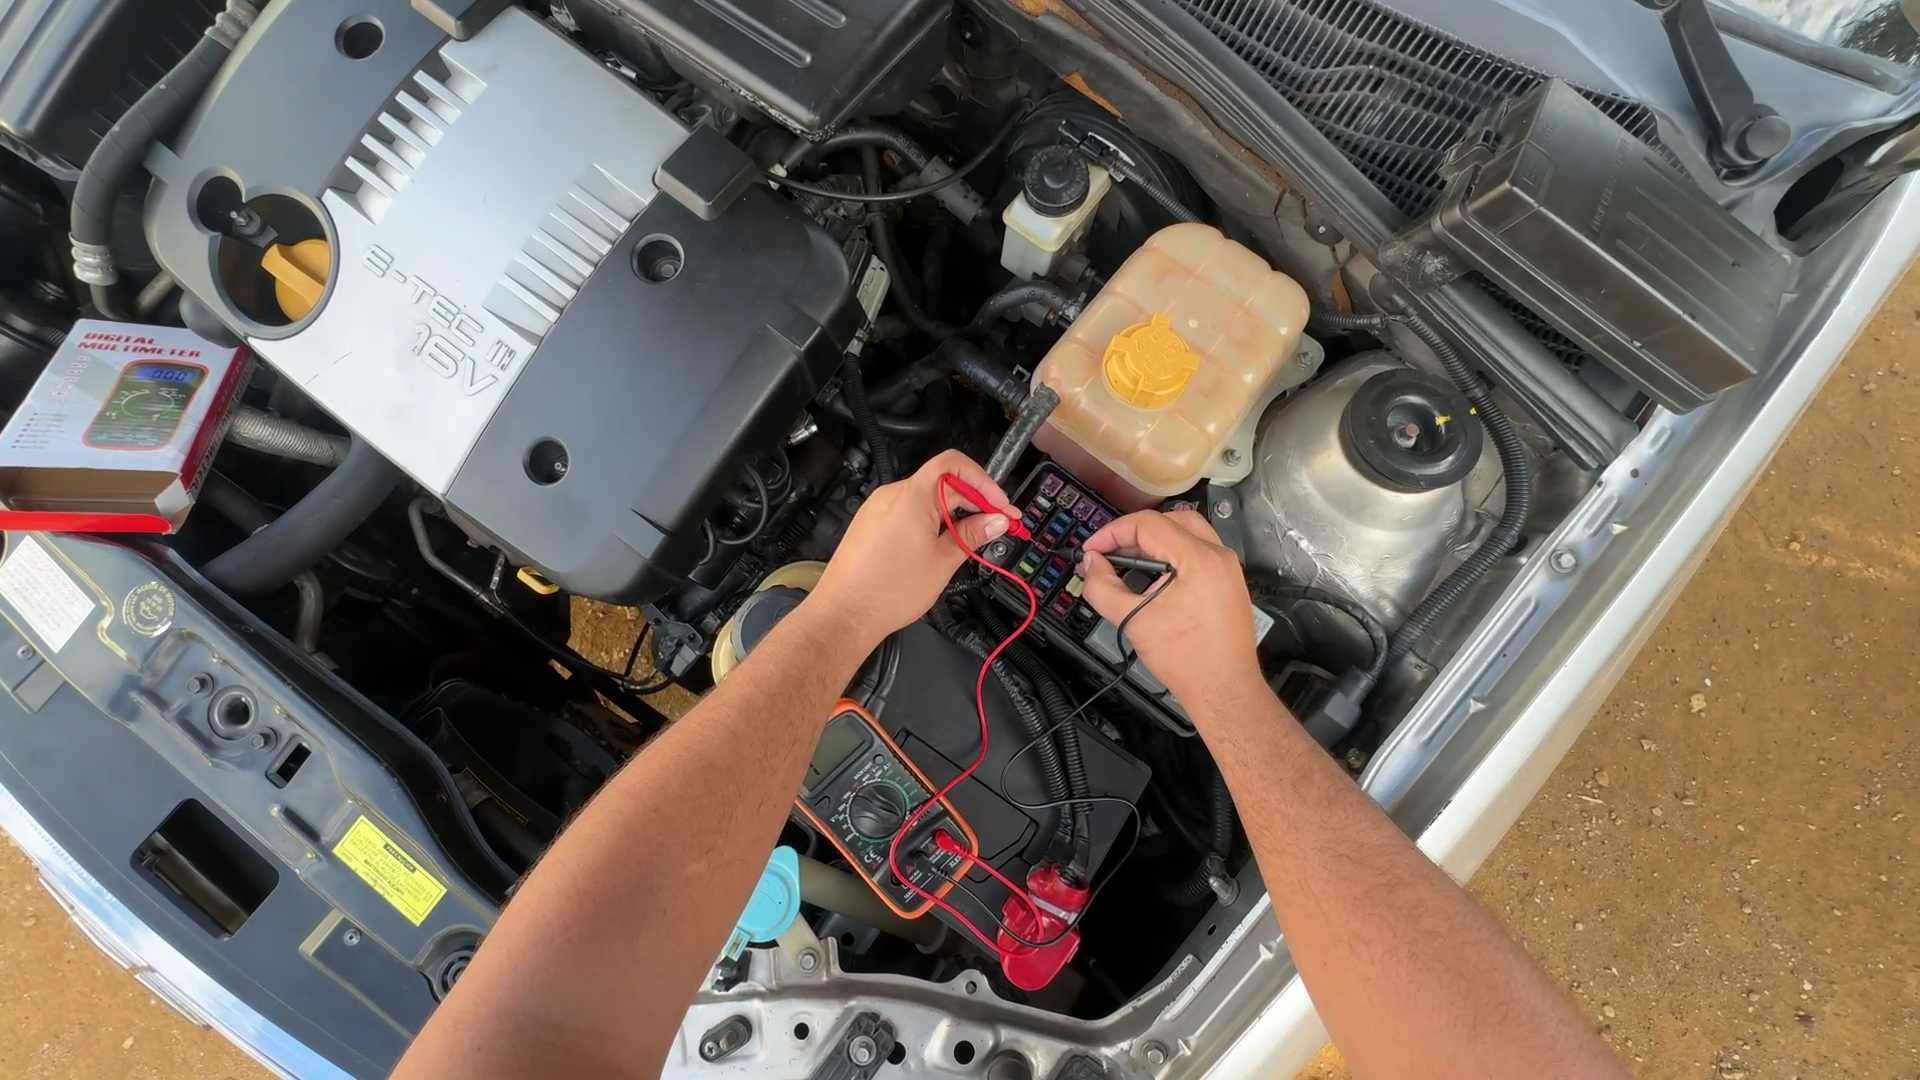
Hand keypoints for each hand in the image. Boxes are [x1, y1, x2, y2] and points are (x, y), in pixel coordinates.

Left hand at [809, 450, 1018, 648]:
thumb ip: (973, 535)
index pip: (954, 466)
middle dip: (973, 501)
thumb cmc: (886, 591)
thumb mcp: (943, 561)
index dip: (984, 482)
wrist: (846, 613)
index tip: (999, 505)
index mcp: (912, 496)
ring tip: (968, 540)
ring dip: (952, 514)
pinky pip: (908, 512)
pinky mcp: (871, 524)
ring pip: (926, 499)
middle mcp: (892, 495)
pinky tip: (941, 545)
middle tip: (996, 524)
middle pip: (943, 482)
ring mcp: (879, 509)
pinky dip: (930, 523)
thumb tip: (996, 520)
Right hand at [1078, 509, 1260, 706]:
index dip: (1112, 533)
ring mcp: (1226, 569)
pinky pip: (1195, 552)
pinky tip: (1151, 577)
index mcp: (1198, 560)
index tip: (1093, 549)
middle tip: (1109, 552)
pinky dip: (1170, 555)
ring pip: (1185, 532)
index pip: (1148, 524)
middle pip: (1168, 520)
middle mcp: (1218, 557)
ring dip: (1152, 542)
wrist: (1223, 689)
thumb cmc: (1189, 660)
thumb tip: (1091, 564)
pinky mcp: (1227, 582)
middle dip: (1133, 533)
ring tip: (1127, 564)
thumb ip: (1102, 587)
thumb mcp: (1133, 621)